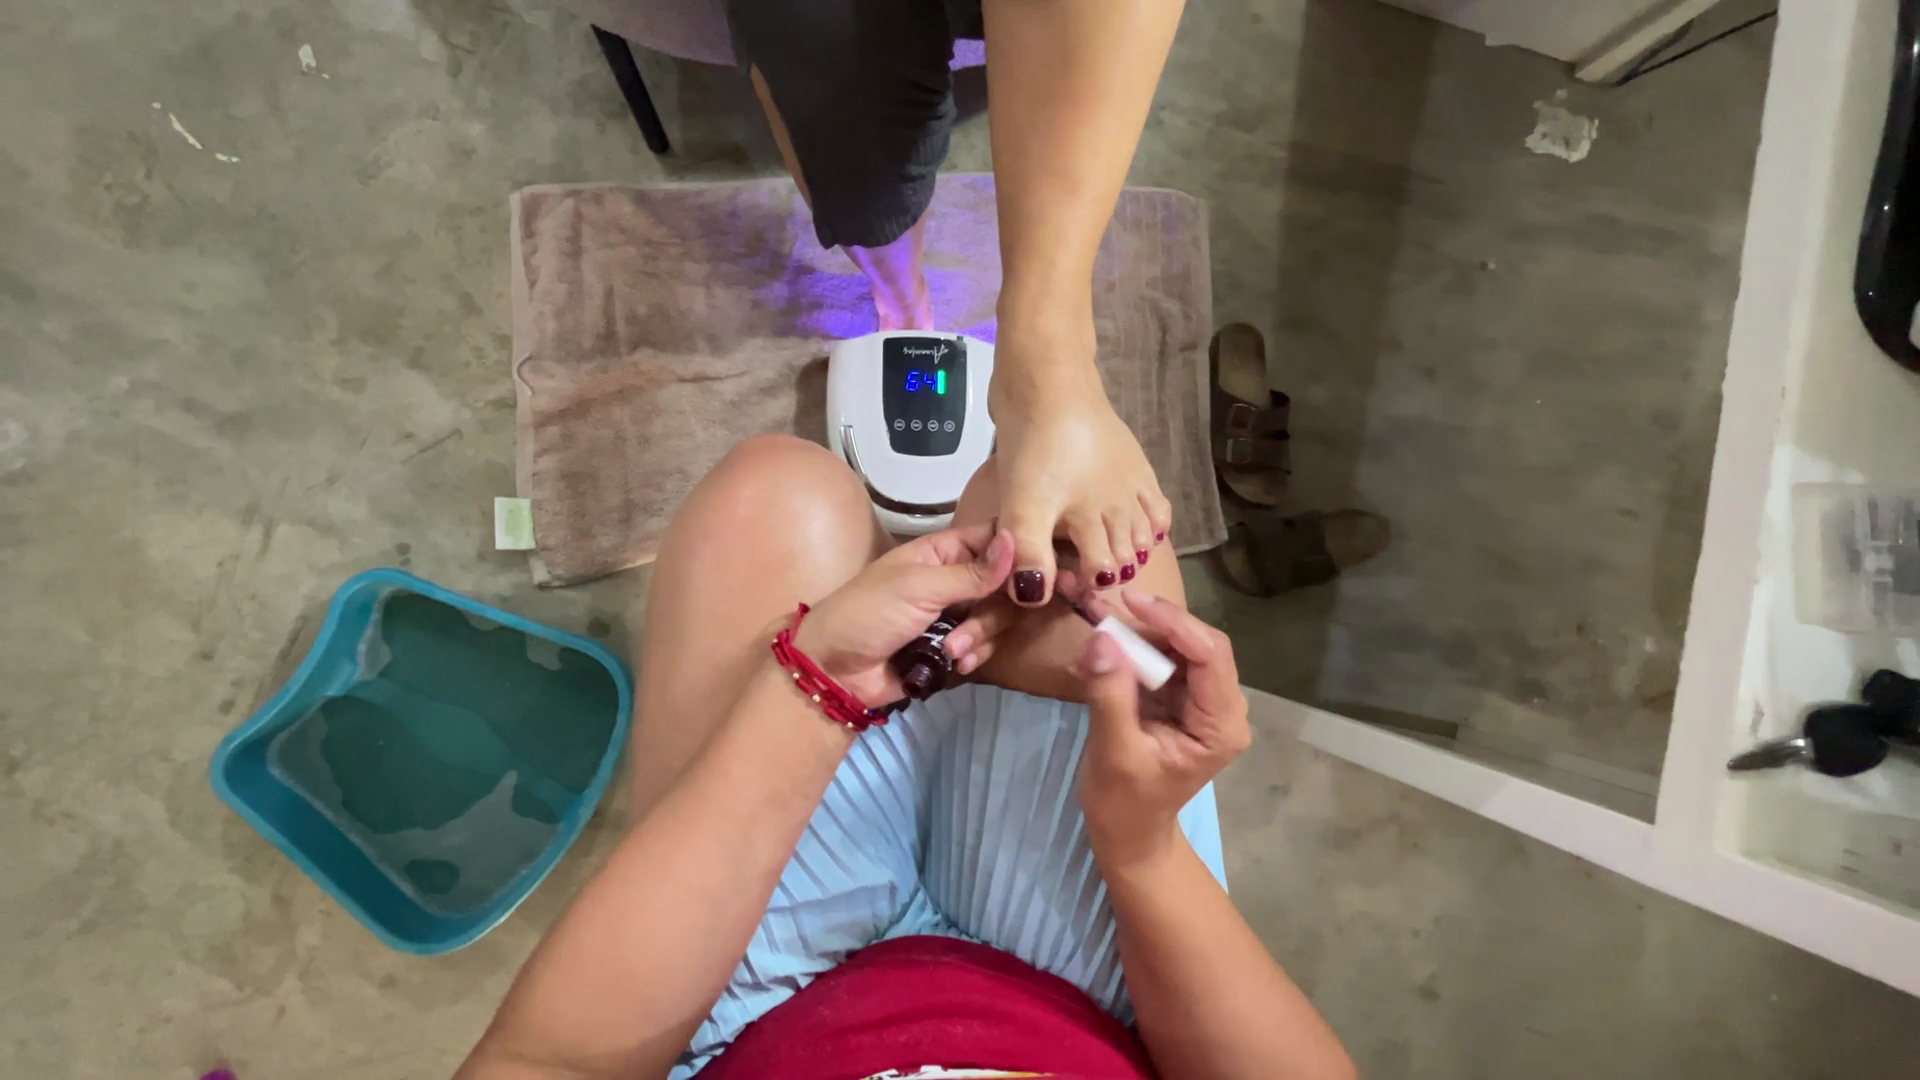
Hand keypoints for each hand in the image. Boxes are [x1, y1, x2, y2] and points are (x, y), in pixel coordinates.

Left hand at [794, 524, 1014, 706]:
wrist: (834, 671)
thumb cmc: (869, 614)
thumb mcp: (919, 587)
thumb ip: (972, 571)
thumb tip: (1017, 539)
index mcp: (943, 552)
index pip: (994, 540)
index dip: (1017, 554)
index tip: (1031, 577)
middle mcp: (955, 579)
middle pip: (1004, 584)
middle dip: (992, 612)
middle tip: (966, 631)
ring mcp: (957, 614)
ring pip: (998, 619)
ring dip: (980, 637)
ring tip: (952, 652)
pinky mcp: (955, 648)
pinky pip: (986, 647)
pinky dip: (976, 656)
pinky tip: (957, 665)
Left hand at [991, 338, 1171, 606]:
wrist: (1050, 381)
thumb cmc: (1033, 446)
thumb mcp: (1022, 504)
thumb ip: (1030, 552)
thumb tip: (1036, 599)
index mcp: (1092, 521)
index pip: (1099, 571)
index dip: (1085, 587)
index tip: (1068, 592)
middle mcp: (1121, 508)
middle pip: (1124, 553)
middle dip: (1109, 574)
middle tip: (1087, 581)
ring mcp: (1131, 482)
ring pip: (1143, 530)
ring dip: (1131, 549)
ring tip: (1114, 560)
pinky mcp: (1132, 459)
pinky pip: (1155, 500)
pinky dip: (1154, 520)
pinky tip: (1149, 528)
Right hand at [1072, 591, 1250, 869]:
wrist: (1127, 834)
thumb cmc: (1126, 804)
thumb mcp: (1115, 752)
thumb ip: (1110, 695)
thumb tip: (1101, 640)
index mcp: (1221, 724)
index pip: (1210, 655)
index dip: (1174, 622)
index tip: (1131, 601)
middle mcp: (1220, 706)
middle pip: (1193, 643)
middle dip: (1149, 624)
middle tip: (1102, 608)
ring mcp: (1197, 700)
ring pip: (1172, 645)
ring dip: (1133, 633)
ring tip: (1092, 622)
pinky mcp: (1174, 697)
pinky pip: (1155, 659)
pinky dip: (1126, 650)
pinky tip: (1095, 651)